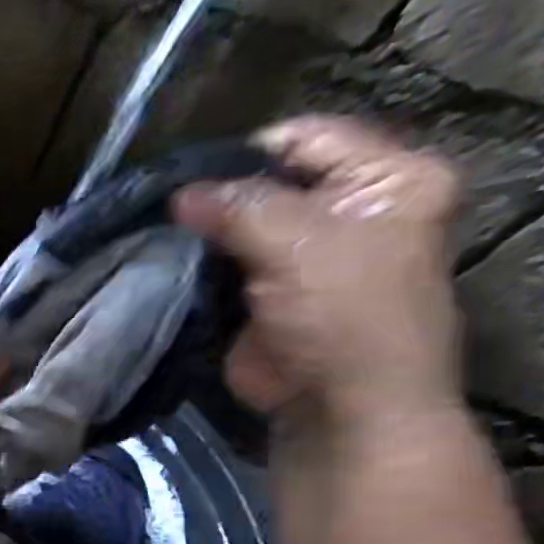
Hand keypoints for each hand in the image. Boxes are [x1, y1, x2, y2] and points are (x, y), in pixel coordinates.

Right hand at [173, 115, 463, 425]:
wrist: (337, 404)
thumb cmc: (343, 315)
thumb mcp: (299, 244)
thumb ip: (239, 207)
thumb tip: (178, 193)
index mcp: (387, 179)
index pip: (306, 138)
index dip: (246, 153)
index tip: (187, 175)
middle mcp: (348, 208)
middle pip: (268, 180)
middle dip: (216, 194)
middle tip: (161, 206)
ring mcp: (302, 251)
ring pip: (238, 222)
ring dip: (201, 231)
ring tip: (155, 233)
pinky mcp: (264, 288)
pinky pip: (222, 261)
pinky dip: (195, 261)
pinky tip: (163, 260)